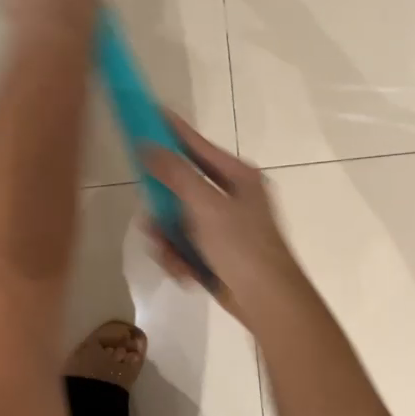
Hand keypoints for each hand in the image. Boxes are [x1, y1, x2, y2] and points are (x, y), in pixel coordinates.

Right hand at [143, 113, 312, 325]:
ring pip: (179, 219)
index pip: (195, 144)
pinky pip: (186, 244)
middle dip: (163, 207)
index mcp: (238, 175)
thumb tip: (148, 144)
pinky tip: (184, 272)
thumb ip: (175, 174)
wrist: (269, 302)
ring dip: (169, 238)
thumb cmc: (242, 247)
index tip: (144, 113)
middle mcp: (233, 195)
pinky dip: (181, 257)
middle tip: (150, 217)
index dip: (169, 130)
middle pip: (181, 186)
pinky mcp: (219, 252)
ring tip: (169, 254)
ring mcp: (226, 225)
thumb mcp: (206, 206)